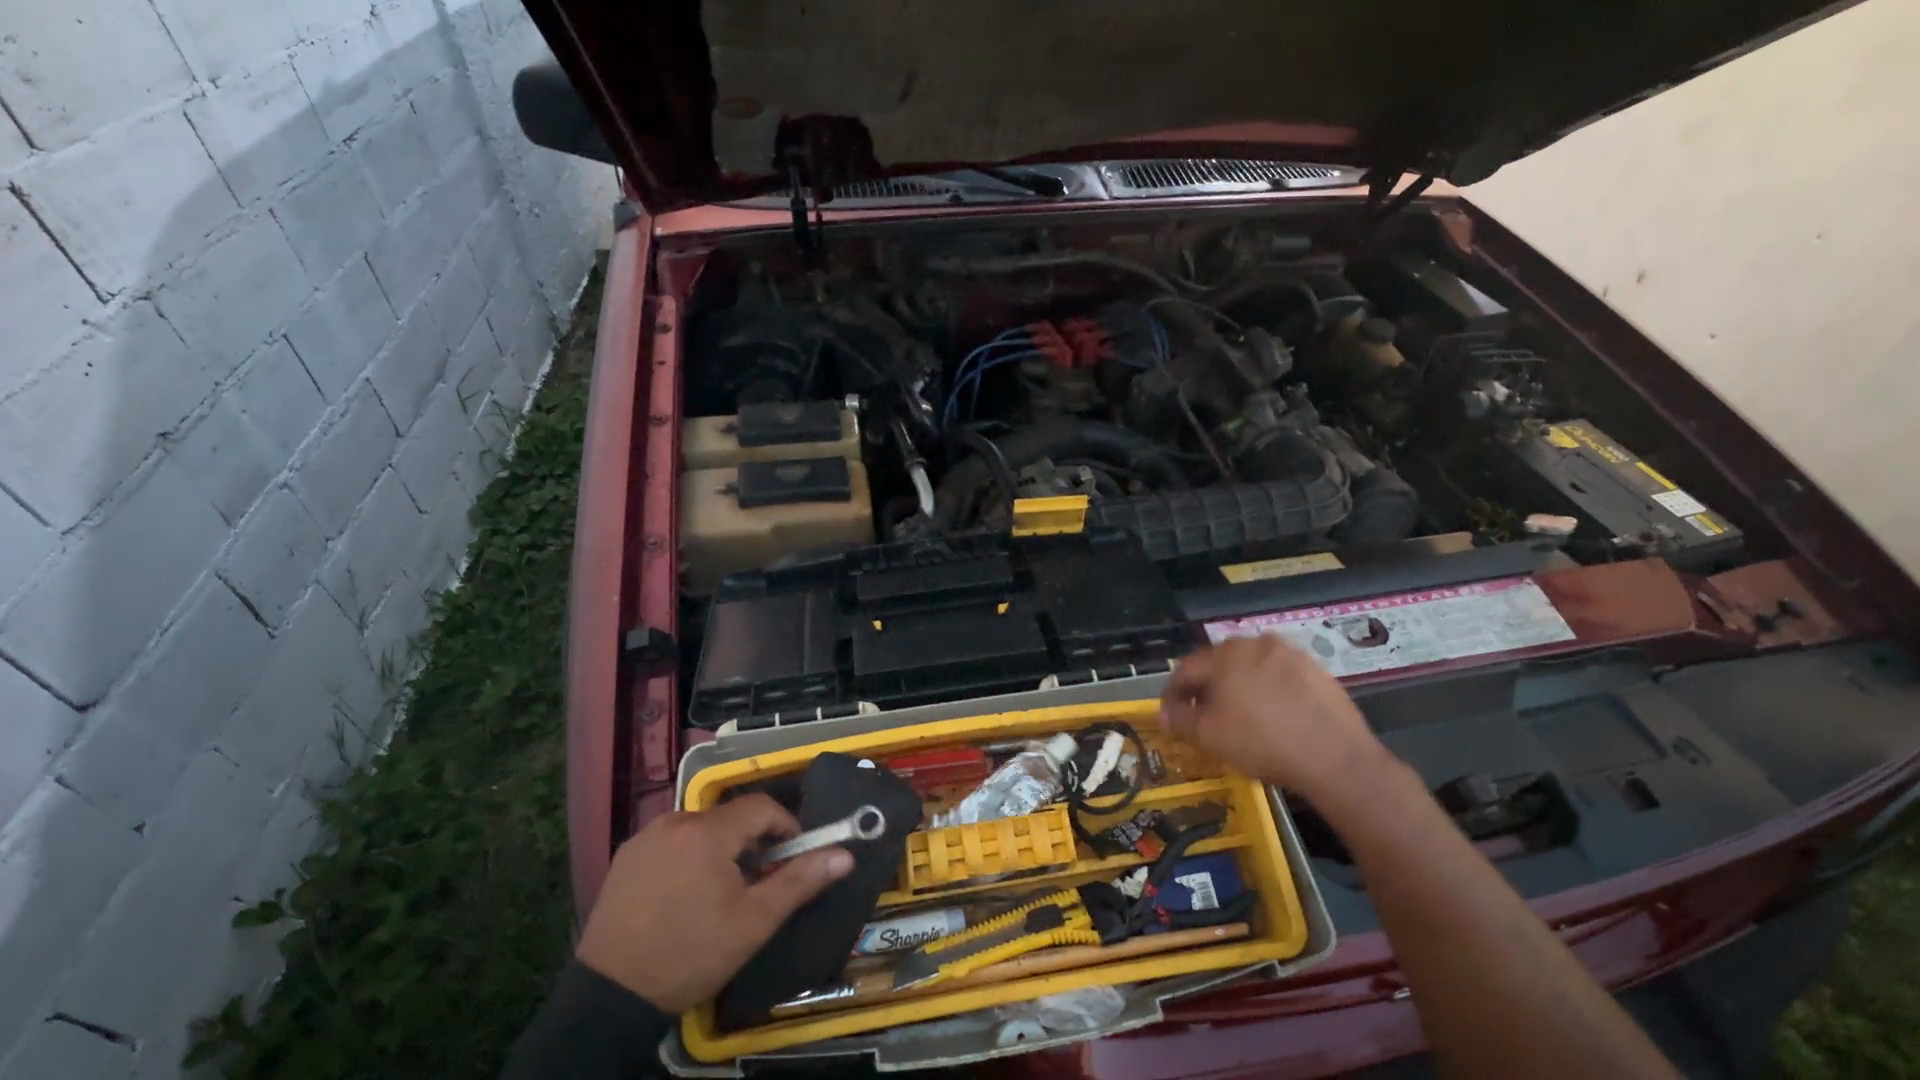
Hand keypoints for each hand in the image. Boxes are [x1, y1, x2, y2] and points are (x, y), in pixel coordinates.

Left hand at [575, 794, 853, 1013]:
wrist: (612, 993)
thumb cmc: (692, 953)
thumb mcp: (754, 922)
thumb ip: (800, 881)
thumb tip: (844, 854)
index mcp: (707, 832)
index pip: (761, 807)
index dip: (786, 827)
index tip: (795, 859)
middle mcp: (674, 821)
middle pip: (729, 819)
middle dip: (753, 844)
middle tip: (758, 885)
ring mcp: (644, 838)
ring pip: (700, 830)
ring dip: (720, 850)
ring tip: (722, 894)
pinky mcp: (625, 858)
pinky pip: (671, 844)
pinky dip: (689, 858)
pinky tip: (686, 897)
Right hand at [1160, 635, 1394, 803]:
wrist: (1334, 757)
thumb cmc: (1261, 742)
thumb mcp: (1209, 736)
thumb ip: (1180, 720)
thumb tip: (1164, 713)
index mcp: (1225, 654)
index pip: (1185, 669)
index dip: (1173, 693)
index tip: (1169, 715)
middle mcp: (1256, 643)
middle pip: (1219, 662)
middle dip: (1206, 687)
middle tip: (1201, 714)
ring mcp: (1291, 654)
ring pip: (1252, 667)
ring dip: (1238, 686)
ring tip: (1238, 714)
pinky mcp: (1316, 670)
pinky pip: (1280, 676)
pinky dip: (1268, 690)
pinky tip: (1272, 715)